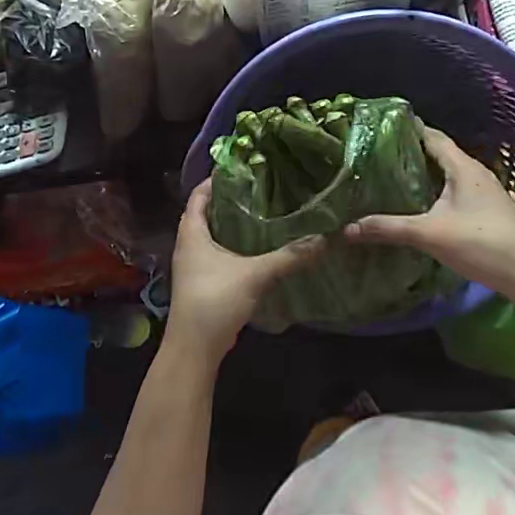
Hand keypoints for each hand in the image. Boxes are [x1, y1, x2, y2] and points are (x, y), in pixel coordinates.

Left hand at [167, 179, 323, 352]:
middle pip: (206, 212)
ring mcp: (195, 264)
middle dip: (230, 200)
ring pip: (213, 234)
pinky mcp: (204, 281)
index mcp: (192, 233)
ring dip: (233, 224)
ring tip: (263, 211)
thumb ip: (289, 257)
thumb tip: (325, 239)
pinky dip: (236, 245)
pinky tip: (259, 247)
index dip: (216, 180)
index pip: (199, 195)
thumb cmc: (215, 300)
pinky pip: (219, 253)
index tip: (242, 168)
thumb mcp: (255, 275)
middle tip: (260, 187)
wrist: (195, 347)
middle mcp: (189, 244)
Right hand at [342, 127, 514, 294]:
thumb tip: (347, 228)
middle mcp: (474, 174)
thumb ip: (388, 228)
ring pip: (446, 175)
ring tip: (390, 177)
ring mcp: (482, 193)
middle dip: (410, 152)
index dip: (410, 129)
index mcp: (463, 168)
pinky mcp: (484, 211)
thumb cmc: (481, 242)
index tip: (382, 126)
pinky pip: (452, 191)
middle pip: (439, 155)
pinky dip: (432, 191)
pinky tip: (416, 205)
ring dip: (422, 174)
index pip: (433, 137)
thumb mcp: (429, 233)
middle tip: (376, 154)